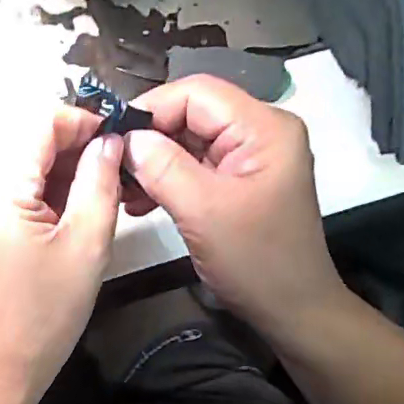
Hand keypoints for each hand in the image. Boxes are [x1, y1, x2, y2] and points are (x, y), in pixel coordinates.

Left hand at [0, 106, 122, 403]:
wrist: (0, 365)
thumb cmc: (46, 314)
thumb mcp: (87, 245)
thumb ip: (100, 181)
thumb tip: (110, 141)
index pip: (37, 121)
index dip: (81, 122)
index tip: (113, 140)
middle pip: (21, 135)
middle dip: (67, 144)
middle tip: (104, 170)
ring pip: (11, 157)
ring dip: (51, 165)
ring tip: (86, 193)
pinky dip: (32, 185)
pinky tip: (59, 208)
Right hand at [123, 75, 346, 337]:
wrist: (292, 310)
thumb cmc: (255, 262)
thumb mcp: (204, 211)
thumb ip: (163, 167)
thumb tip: (127, 138)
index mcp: (263, 128)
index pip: (197, 93)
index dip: (150, 109)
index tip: (111, 137)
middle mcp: (260, 133)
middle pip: (193, 116)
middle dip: (149, 140)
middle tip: (111, 168)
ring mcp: (251, 160)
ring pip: (190, 144)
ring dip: (154, 164)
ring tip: (122, 191)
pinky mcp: (240, 185)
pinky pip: (197, 170)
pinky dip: (168, 182)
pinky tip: (141, 203)